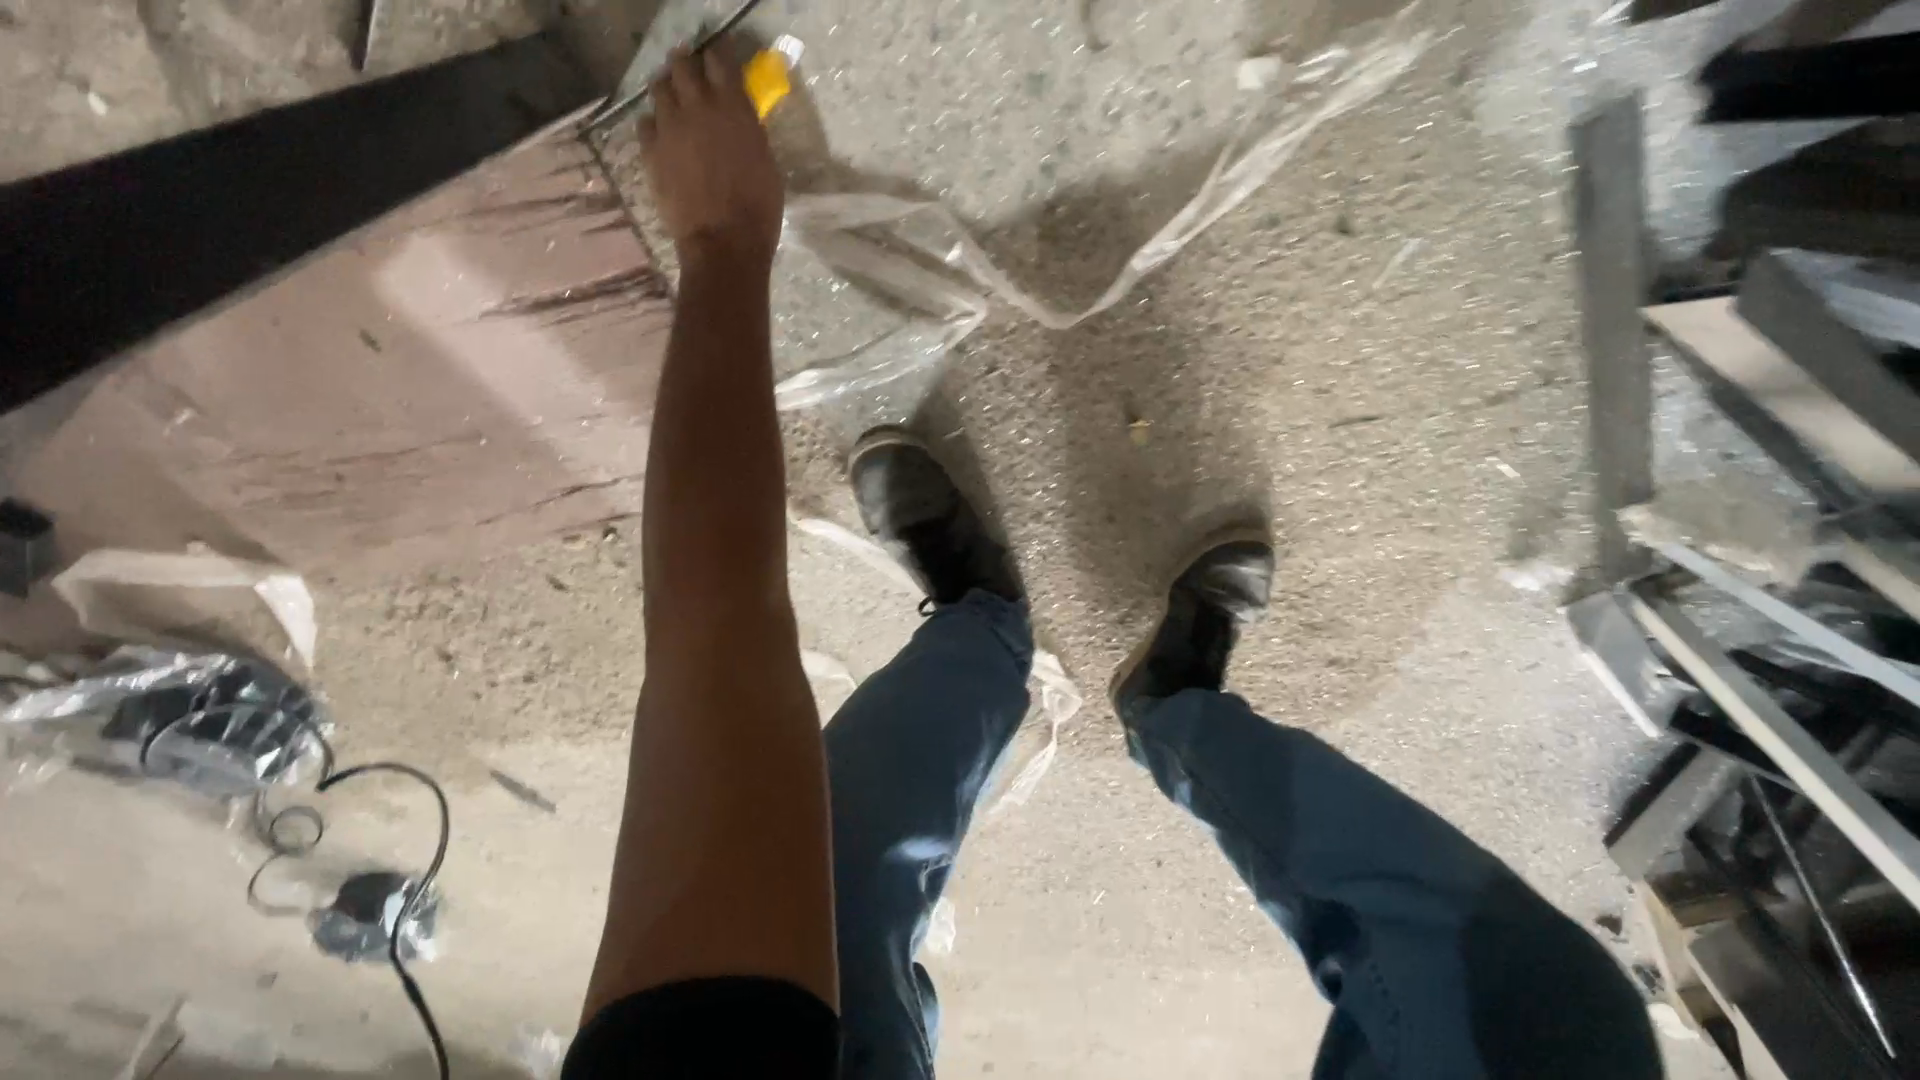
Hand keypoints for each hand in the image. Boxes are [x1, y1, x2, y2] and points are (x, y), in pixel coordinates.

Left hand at [640, 43, 784, 274]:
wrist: (724, 242)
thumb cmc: (758, 209)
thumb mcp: (766, 162)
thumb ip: (748, 131)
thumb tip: (738, 120)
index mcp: (734, 107)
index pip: (721, 58)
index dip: (719, 55)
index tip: (719, 60)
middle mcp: (698, 106)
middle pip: (682, 63)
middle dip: (686, 63)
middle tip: (690, 72)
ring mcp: (669, 126)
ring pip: (658, 86)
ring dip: (666, 87)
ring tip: (671, 99)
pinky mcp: (650, 150)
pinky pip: (645, 122)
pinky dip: (653, 122)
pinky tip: (661, 134)